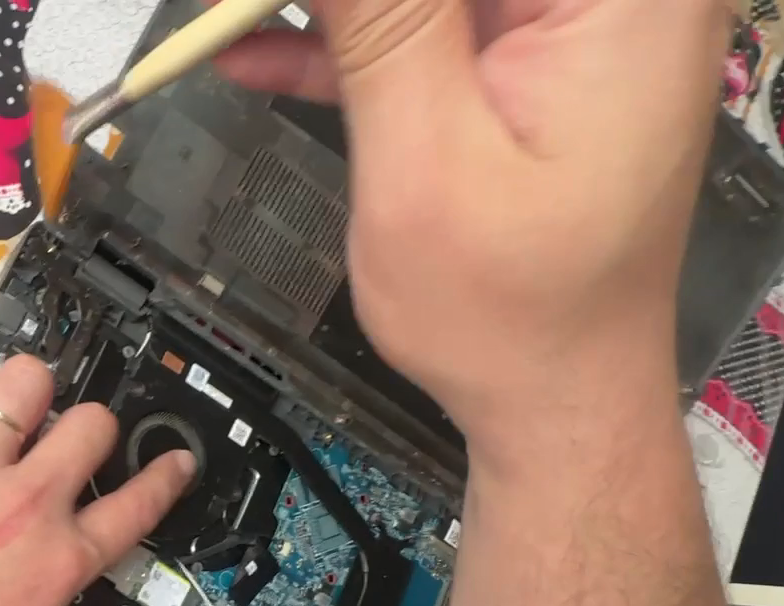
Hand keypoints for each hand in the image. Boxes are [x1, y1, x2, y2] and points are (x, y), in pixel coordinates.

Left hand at [0, 351, 195, 605]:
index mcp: (52, 561)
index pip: (137, 505)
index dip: (164, 478)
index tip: (170, 464)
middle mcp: (17, 503)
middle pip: (92, 425)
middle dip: (93, 430)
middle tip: (71, 448)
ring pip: (27, 381)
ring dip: (29, 393)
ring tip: (13, 417)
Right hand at [218, 0, 728, 462]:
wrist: (545, 389)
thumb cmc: (499, 310)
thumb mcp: (422, 162)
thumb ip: (381, 26)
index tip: (248, 0)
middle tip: (229, 10)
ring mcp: (560, 29)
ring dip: (322, 9)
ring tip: (222, 21)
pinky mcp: (514, 73)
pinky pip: (417, 36)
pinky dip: (338, 50)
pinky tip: (258, 54)